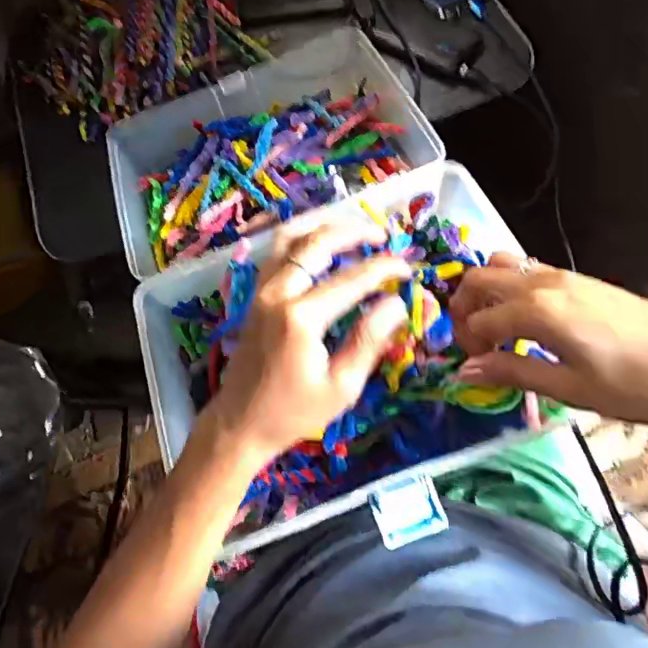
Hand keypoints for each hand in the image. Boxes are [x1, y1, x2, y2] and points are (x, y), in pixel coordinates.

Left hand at [203, 219, 412, 462]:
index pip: (351, 279)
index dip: (383, 268)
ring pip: (290, 236)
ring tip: (354, 228)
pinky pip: (277, 250)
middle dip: (354, 231)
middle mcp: (277, 293)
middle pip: (316, 241)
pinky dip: (301, 237)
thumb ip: (369, 340)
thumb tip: (396, 303)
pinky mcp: (255, 293)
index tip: (407, 268)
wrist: (239, 421)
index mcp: (300, 317)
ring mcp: (261, 289)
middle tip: (383, 235)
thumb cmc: (293, 412)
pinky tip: (321, 241)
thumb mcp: (341, 387)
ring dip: (324, 225)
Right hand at [449, 253, 647, 427]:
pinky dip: (507, 287)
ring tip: (493, 328)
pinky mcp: (579, 279)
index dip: (467, 346)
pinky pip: (525, 270)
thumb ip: (513, 373)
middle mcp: (542, 282)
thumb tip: (464, 371)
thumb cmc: (638, 386)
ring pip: (500, 266)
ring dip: (484, 292)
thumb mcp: (571, 389)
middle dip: (463, 309)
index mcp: (536, 311)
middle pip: (479, 279)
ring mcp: (561, 275)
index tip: (476, 370)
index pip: (478, 321)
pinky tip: (523, 320)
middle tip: (472, 344)